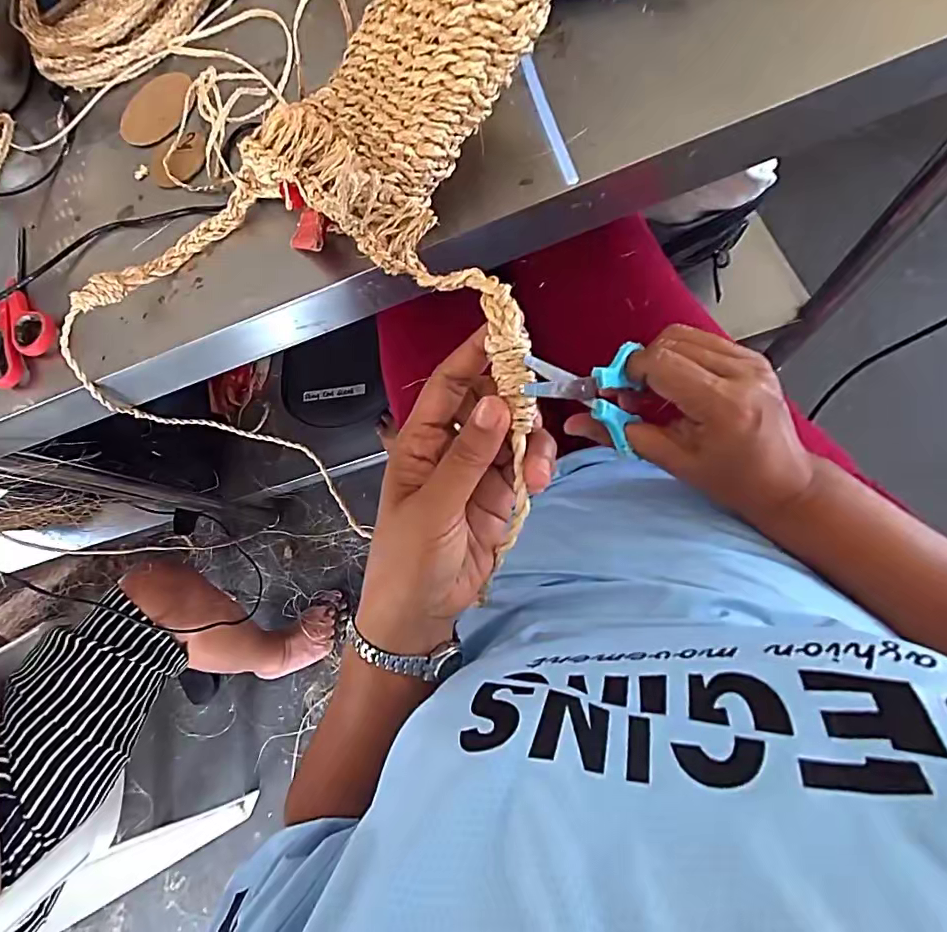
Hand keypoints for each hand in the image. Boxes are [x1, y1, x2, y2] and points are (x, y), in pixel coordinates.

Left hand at [358, 329, 556, 654]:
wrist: (419, 616)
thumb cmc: (408, 560)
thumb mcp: (435, 506)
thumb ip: (468, 457)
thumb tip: (495, 403)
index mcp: (419, 441)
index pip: (448, 385)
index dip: (473, 355)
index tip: (502, 331)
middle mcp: (449, 448)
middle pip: (487, 403)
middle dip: (513, 401)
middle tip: (534, 407)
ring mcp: (477, 472)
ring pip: (512, 434)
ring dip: (529, 441)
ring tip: (536, 468)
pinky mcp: (499, 496)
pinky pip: (523, 466)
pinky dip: (536, 467)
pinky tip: (538, 481)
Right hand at [566, 324, 818, 523]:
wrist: (785, 482)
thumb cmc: (733, 480)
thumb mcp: (672, 461)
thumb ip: (621, 433)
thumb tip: (579, 421)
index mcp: (724, 403)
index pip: (660, 363)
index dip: (627, 374)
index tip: (615, 393)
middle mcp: (742, 374)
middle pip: (668, 343)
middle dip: (640, 366)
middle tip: (632, 396)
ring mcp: (751, 362)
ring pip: (682, 337)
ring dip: (659, 359)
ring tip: (656, 392)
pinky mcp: (752, 358)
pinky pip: (701, 341)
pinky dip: (680, 358)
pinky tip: (678, 387)